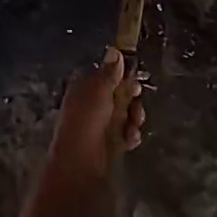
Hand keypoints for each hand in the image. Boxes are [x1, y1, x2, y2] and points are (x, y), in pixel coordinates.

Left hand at [45, 48, 145, 185]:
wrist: (80, 166)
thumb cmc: (87, 122)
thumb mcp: (99, 90)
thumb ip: (110, 72)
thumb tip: (115, 50)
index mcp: (84, 88)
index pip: (106, 73)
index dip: (121, 74)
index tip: (132, 75)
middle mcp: (92, 104)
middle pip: (119, 92)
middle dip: (131, 96)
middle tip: (136, 97)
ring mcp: (101, 124)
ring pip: (126, 112)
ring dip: (134, 116)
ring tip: (133, 124)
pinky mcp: (110, 142)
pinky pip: (126, 132)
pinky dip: (130, 134)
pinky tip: (130, 139)